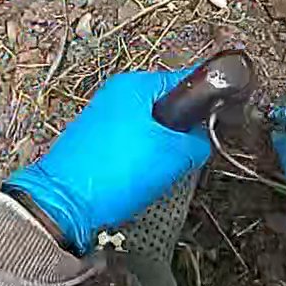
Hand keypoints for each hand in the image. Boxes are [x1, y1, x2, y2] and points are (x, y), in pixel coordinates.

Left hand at [3, 67, 211, 253]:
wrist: (65, 204)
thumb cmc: (115, 171)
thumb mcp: (174, 155)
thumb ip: (198, 142)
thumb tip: (202, 140)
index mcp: (135, 85)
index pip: (184, 81)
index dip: (206, 102)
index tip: (220, 120)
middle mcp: (117, 94)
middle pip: (167, 107)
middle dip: (181, 132)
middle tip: (187, 153)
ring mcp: (104, 118)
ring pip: (151, 128)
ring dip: (162, 148)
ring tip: (161, 169)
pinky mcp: (96, 141)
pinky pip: (132, 143)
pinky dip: (142, 158)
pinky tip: (141, 176)